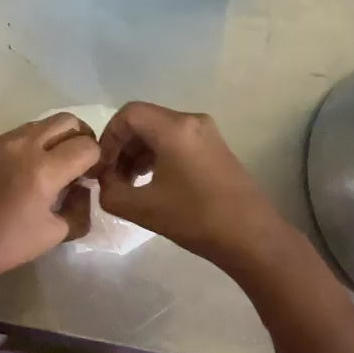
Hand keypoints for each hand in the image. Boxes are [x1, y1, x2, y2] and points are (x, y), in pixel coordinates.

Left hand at [0, 114, 101, 281]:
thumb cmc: (5, 245)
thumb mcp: (54, 235)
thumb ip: (80, 210)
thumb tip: (83, 190)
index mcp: (44, 170)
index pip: (87, 146)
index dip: (97, 161)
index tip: (92, 178)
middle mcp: (26, 145)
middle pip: (69, 121)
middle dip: (83, 139)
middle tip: (80, 165)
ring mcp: (5, 141)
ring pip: (46, 122)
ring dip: (60, 137)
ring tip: (57, 166)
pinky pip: (25, 130)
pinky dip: (39, 140)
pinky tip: (33, 168)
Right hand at [96, 102, 287, 267]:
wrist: (251, 237)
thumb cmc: (195, 218)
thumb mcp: (142, 209)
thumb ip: (110, 191)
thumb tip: (105, 181)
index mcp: (174, 128)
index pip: (127, 114)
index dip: (108, 138)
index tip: (102, 167)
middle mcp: (191, 121)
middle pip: (143, 121)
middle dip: (122, 147)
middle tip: (112, 178)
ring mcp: (207, 133)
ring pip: (159, 132)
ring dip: (138, 153)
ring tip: (129, 185)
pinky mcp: (215, 148)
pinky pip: (176, 141)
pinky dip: (157, 156)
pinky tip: (152, 184)